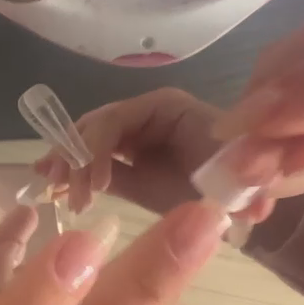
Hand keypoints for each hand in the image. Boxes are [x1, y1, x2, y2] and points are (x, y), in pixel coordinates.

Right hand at [32, 89, 274, 223]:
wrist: (253, 197)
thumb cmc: (237, 185)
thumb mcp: (209, 179)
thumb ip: (180, 179)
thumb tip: (133, 185)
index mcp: (163, 106)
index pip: (115, 118)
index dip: (95, 148)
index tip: (94, 186)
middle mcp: (143, 113)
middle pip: (93, 126)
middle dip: (74, 157)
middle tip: (63, 193)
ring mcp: (134, 133)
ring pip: (87, 140)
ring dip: (67, 163)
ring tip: (50, 188)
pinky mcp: (130, 156)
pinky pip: (95, 158)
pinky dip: (72, 168)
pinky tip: (50, 181)